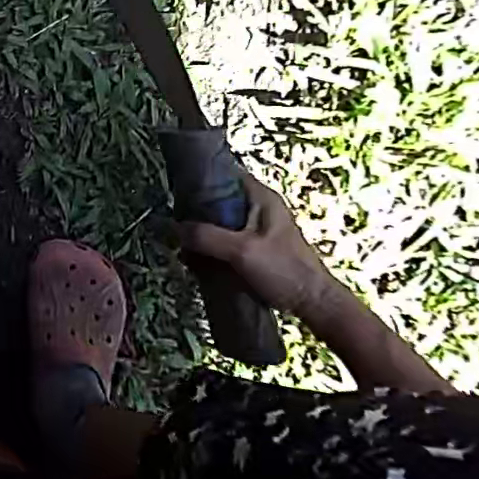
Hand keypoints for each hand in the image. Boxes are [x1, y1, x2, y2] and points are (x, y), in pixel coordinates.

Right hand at [178, 173, 340, 318]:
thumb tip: (164, 226)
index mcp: (261, 198)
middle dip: (192, 209)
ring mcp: (255, 227)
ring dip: (197, 230)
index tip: (174, 188)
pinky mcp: (251, 245)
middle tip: (174, 221)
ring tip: (181, 242)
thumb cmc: (284, 270)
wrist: (314, 306)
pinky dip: (206, 244)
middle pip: (215, 197)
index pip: (224, 173)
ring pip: (215, 219)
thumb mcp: (240, 251)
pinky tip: (195, 256)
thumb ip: (203, 235)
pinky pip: (220, 237)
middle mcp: (257, 207)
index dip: (198, 176)